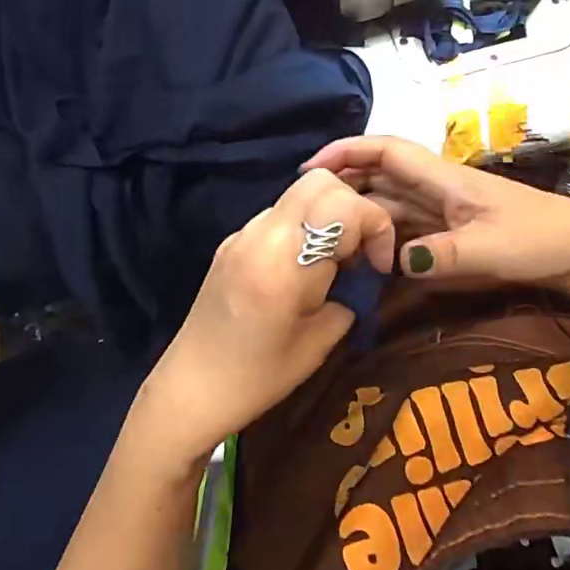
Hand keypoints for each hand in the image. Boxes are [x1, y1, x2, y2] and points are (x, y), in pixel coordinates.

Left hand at [135, 169, 395, 469]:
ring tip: (331, 265)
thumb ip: (349, 294)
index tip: (378, 265)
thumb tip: (361, 271)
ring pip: (297, 195)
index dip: (376, 225)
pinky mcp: (229, 243)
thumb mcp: (320, 341)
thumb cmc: (258, 377)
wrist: (190, 387)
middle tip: (358, 255)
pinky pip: (276, 217)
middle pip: (319, 182)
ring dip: (326, 218)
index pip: (343, 204)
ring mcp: (240, 235)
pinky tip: (301, 270)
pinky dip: (301, 229)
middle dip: (353, 209)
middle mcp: (259, 234)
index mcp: (283, 261)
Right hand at [303, 135, 569, 291]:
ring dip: (355, 211)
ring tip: (323, 233)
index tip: (311, 167)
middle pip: (376, 175)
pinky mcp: (444, 231)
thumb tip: (393, 261)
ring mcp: (438, 210)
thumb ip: (443, 254)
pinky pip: (398, 227)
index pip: (385, 151)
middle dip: (340, 182)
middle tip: (304, 206)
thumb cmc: (540, 239)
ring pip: (384, 202)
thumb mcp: (492, 248)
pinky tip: (358, 253)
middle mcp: (433, 189)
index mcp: (442, 179)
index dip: (346, 150)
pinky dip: (375, 234)